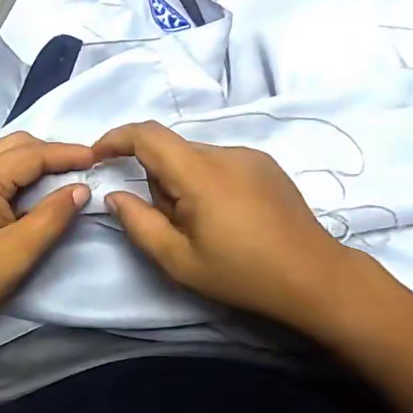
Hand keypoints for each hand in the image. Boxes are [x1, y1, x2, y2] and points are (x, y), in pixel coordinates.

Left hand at [0, 132, 93, 345]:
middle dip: (50, 152)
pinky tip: (34, 193)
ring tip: (64, 177)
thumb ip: (53, 215)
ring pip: (2, 160)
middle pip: (14, 147)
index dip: (67, 153)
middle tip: (82, 166)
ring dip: (34, 164)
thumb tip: (80, 188)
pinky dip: (19, 178)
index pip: (30, 154)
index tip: (99, 157)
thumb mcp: (20, 250)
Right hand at [93, 121, 381, 329]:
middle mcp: (225, 153)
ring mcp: (249, 156)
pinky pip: (218, 163)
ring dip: (182, 183)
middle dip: (155, 179)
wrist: (315, 278)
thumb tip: (114, 194)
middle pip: (170, 150)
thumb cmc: (242, 273)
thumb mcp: (178, 260)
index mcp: (200, 173)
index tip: (97, 156)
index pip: (147, 135)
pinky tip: (226, 218)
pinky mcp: (265, 165)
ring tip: (203, 227)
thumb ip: (139, 223)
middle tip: (168, 224)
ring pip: (194, 158)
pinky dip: (206, 182)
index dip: (116, 139)